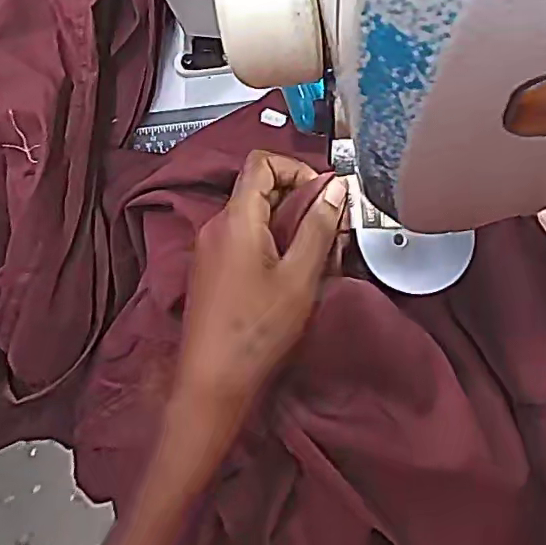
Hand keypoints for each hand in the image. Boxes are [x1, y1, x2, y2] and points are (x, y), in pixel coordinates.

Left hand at [176, 150, 348, 418]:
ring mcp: (210, 247)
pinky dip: (272, 242)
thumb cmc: (256, 331)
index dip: (297, 168)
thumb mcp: (300, 276)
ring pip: (255, 214)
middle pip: (260, 188)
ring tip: (317, 254)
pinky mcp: (211, 268)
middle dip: (300, 199)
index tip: (323, 192)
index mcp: (236, 218)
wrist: (212, 382)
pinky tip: (293, 273)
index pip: (261, 162)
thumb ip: (319, 226)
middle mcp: (216, 225)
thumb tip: (335, 189)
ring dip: (289, 224)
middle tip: (330, 227)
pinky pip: (245, 237)